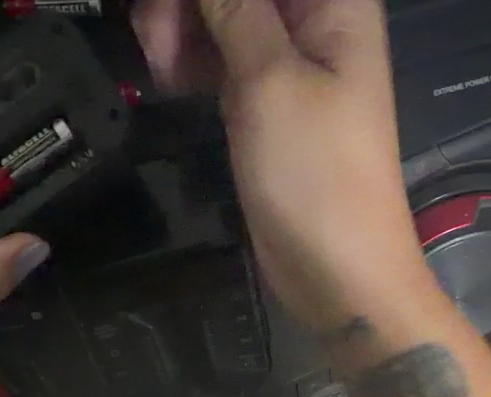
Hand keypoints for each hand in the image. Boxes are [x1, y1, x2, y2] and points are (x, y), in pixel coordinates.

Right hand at [133, 0, 441, 335]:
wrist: (338, 275)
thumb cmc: (317, 177)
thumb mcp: (270, 80)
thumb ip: (233, 5)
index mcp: (335, 2)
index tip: (165, 10)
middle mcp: (314, 23)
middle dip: (189, 1)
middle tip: (152, 39)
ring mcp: (287, 65)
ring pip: (224, 16)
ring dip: (183, 28)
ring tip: (157, 66)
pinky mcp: (264, 106)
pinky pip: (222, 60)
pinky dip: (193, 62)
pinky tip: (167, 77)